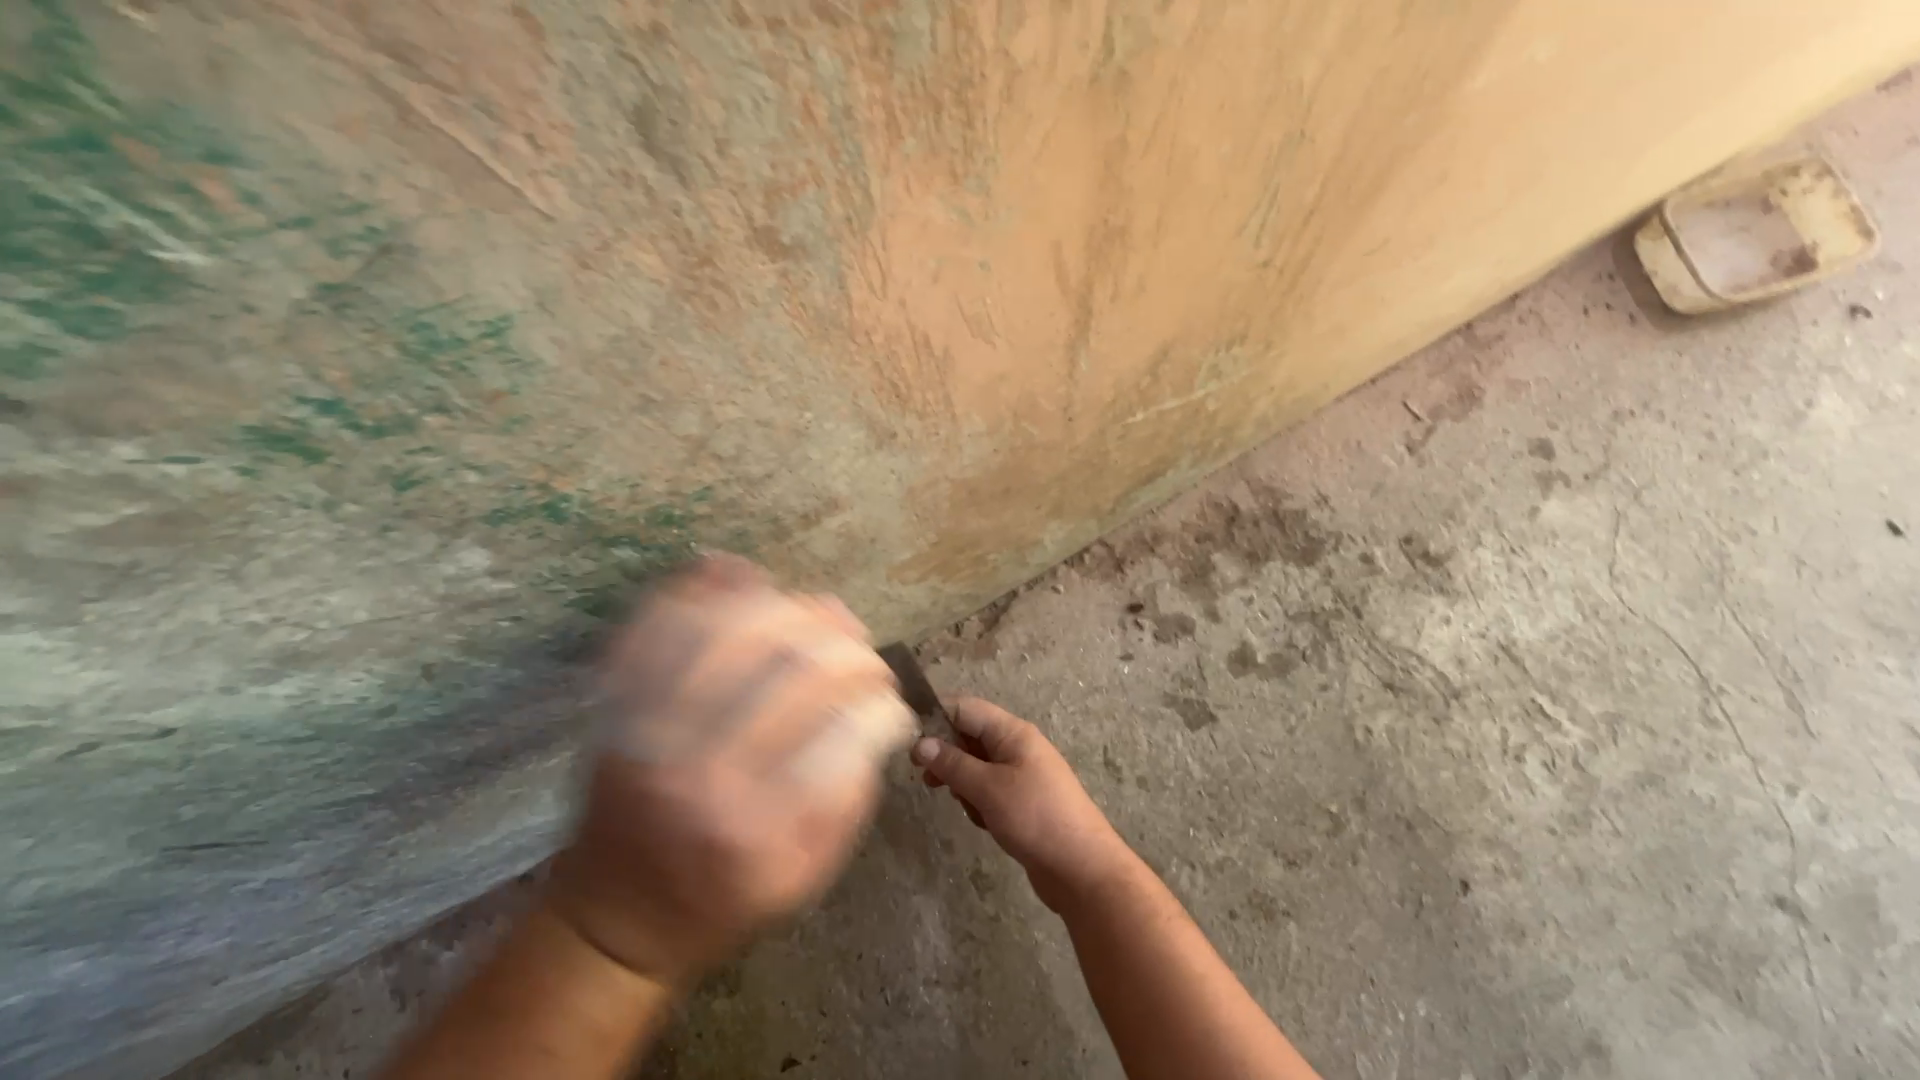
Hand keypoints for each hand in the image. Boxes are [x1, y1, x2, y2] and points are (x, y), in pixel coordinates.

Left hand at [547, 555, 914, 984]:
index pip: (846, 734)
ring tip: (822, 614)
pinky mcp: (612, 707)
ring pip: (733, 630)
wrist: (615, 917)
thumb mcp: (805, 876)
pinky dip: (702, 586)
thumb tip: (881, 712)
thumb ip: (850, 796)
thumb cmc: (724, 903)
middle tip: (865, 655)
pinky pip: (659, 621)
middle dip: (850, 649)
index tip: (890, 702)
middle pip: (796, 669)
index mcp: (759, 829)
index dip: (881, 705)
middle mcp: (699, 772)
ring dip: (792, 608)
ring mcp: (647, 730)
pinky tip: (743, 573)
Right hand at [911, 697, 1135, 912]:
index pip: (966, 708)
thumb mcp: (987, 788)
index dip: (936, 715)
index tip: (906, 736)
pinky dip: (979, 802)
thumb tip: (921, 743)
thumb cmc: (1034, 818)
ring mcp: (1023, 775)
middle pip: (971, 736)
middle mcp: (1018, 747)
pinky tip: (982, 822)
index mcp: (1013, 733)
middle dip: (947, 755)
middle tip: (925, 779)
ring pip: (978, 766)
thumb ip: (952, 763)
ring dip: (963, 782)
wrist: (1081, 868)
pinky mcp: (1024, 802)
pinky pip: (990, 790)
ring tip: (961, 803)